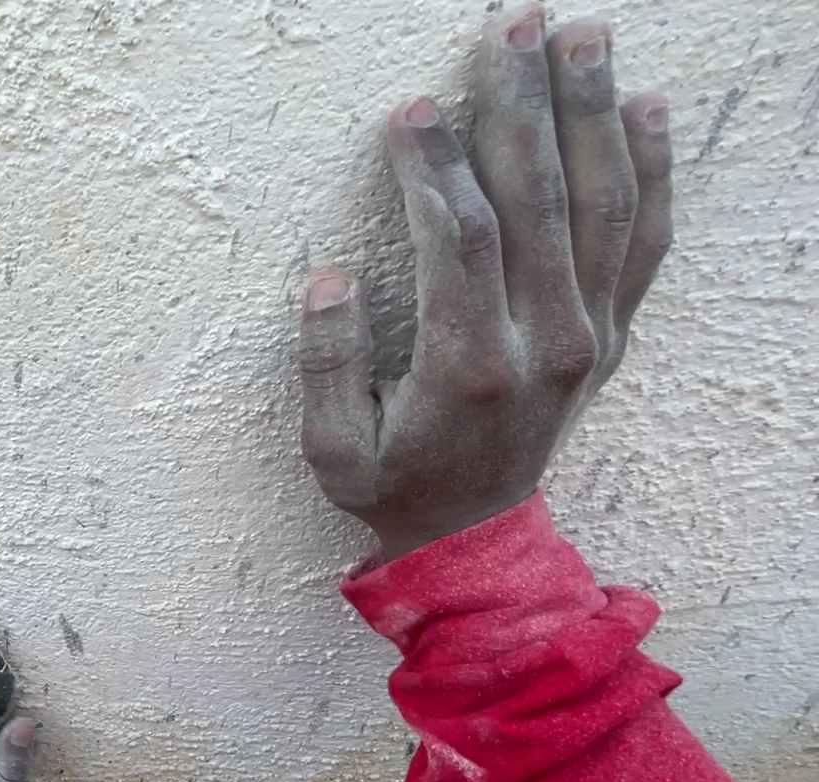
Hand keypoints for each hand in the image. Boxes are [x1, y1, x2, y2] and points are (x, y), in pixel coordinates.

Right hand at [297, 4, 672, 558]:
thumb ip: (327, 366)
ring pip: (603, 202)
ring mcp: (589, 334)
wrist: (469, 533)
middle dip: (519, 108)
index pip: (458, 241)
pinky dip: (653, 167)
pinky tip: (643, 110)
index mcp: (467, 366)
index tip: (411, 111)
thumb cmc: (388, 489)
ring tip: (579, 39)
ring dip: (590, 113)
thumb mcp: (329, 450)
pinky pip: (647, 237)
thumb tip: (327, 281)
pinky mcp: (608, 334)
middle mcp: (544, 339)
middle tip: (508, 29)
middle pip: (540, 200)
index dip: (432, 169)